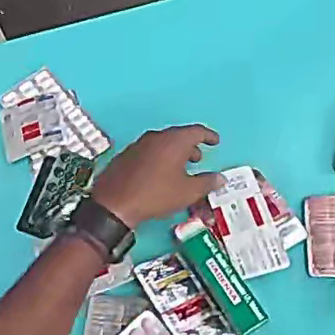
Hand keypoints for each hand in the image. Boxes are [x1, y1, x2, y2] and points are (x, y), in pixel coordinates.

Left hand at [90, 125, 223, 227]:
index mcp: (174, 141)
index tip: (214, 140)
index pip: (197, 131)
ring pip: (163, 144)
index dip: (208, 136)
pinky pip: (149, 152)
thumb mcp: (188, 192)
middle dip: (191, 146)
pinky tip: (160, 174)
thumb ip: (207, 182)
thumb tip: (218, 179)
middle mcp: (156, 137)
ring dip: (174, 153)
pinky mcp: (127, 156)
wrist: (115, 204)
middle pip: (178, 136)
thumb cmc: (153, 195)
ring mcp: (139, 145)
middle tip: (198, 157)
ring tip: (180, 168)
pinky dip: (159, 159)